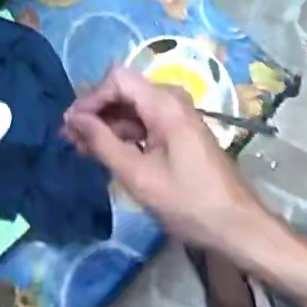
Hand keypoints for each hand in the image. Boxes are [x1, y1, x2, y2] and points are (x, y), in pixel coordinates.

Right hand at [62, 67, 268, 252]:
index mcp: (164, 103)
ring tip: (80, 148)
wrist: (237, 226)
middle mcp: (170, 99)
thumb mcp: (139, 176)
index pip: (117, 79)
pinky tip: (105, 153)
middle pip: (124, 91)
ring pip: (131, 108)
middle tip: (69, 138)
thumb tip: (74, 119)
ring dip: (107, 125)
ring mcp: (175, 115)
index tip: (71, 124)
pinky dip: (123, 134)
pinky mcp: (177, 131)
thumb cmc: (188, 201)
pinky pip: (143, 122)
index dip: (91, 98)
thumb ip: (103, 143)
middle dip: (96, 112)